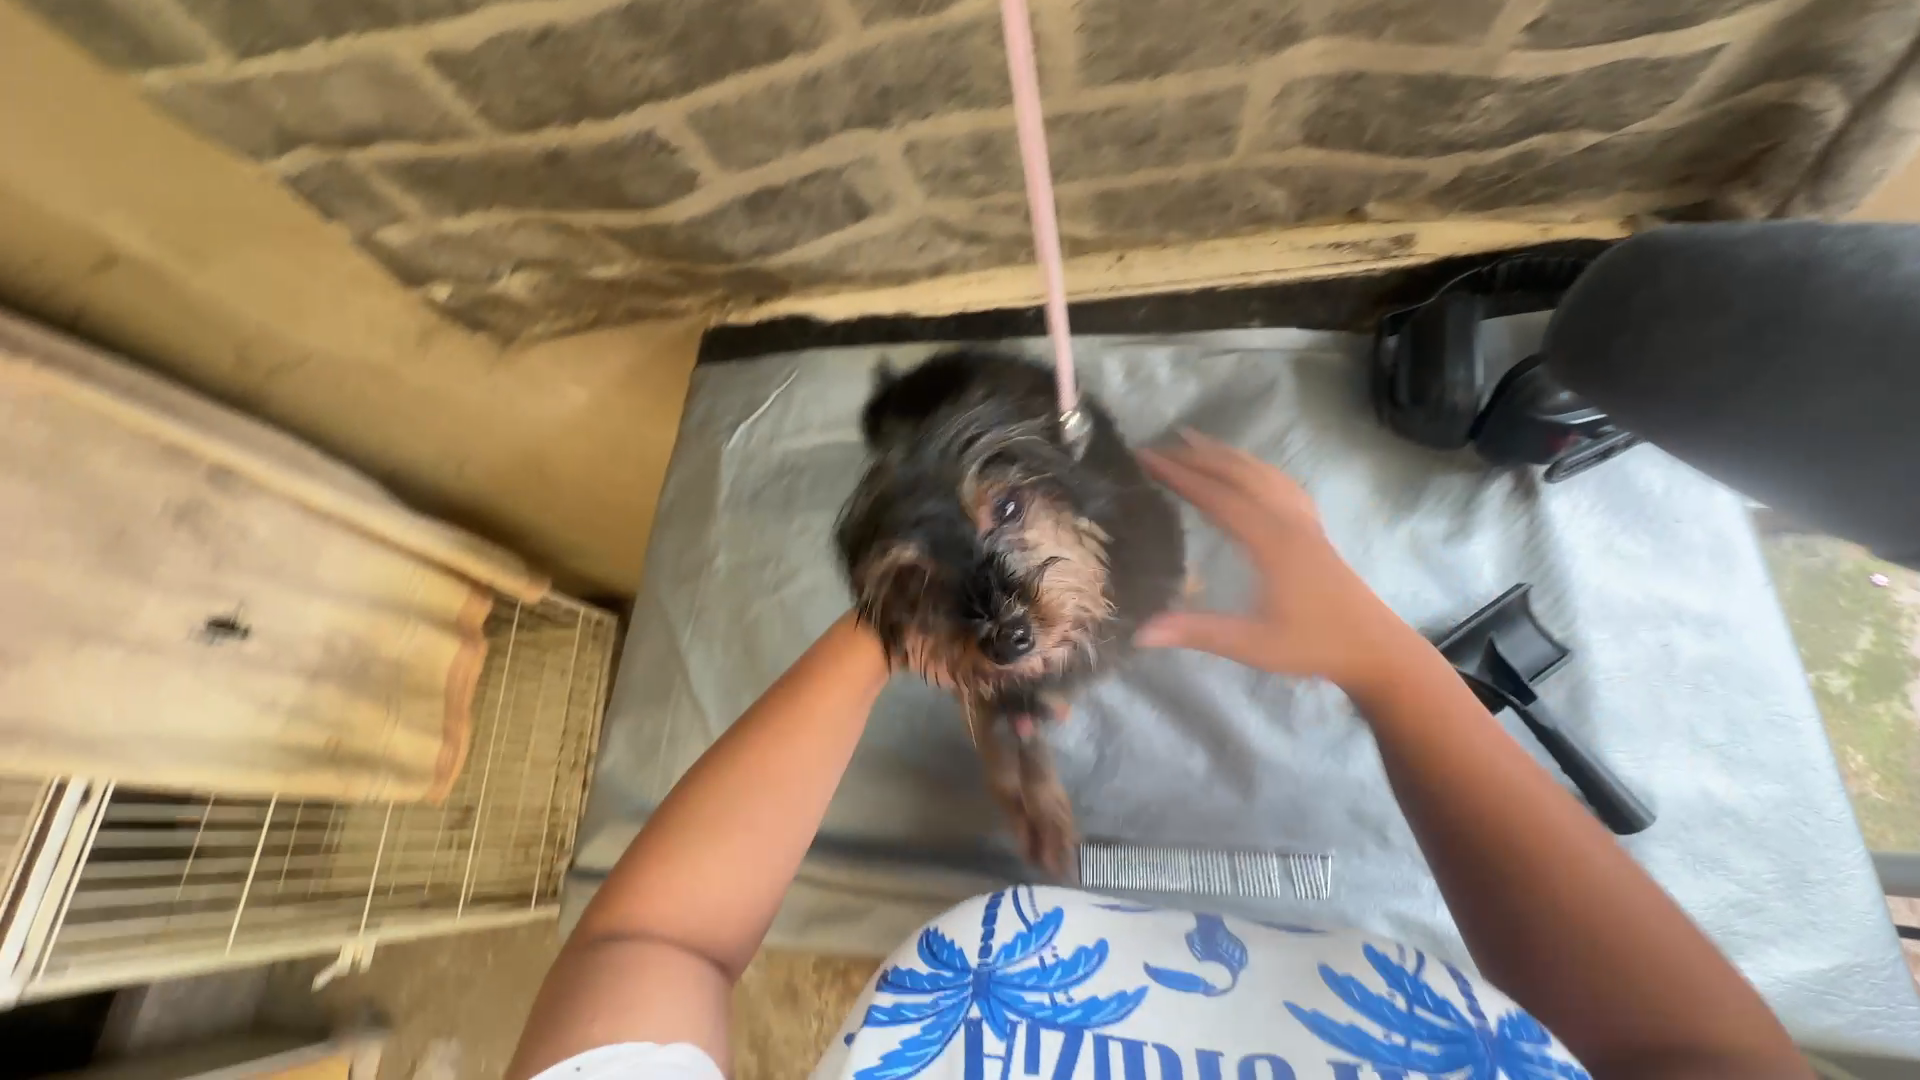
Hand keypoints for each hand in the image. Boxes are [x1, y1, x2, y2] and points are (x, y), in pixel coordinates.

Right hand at [1135, 433, 1416, 694]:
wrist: (1374, 648)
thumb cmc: (1312, 645)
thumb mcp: (1251, 644)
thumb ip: (1196, 632)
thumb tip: (1140, 634)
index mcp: (1270, 541)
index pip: (1217, 496)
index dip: (1179, 475)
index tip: (1146, 458)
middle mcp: (1287, 521)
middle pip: (1239, 474)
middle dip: (1197, 456)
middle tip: (1158, 446)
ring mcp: (1303, 522)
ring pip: (1262, 473)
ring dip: (1226, 454)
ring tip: (1195, 440)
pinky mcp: (1313, 530)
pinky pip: (1280, 484)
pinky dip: (1255, 468)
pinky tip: (1248, 471)